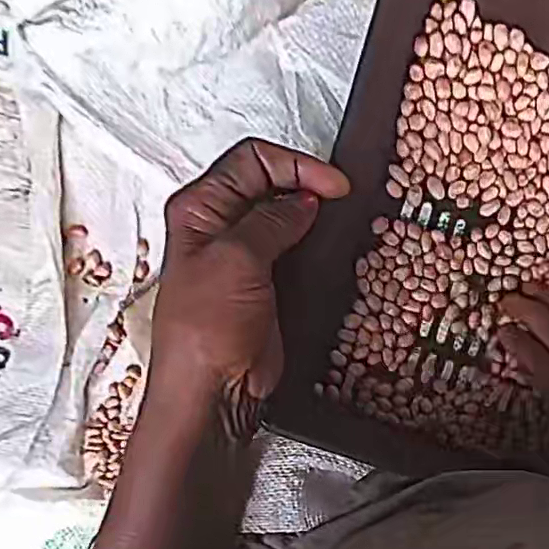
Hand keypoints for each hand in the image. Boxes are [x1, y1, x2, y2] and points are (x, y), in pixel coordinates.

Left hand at [152, 138, 350, 406]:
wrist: (215, 385)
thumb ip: (272, 222)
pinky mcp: (270, 286)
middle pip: (270, 185)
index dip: (296, 166)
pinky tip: (336, 249)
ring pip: (286, 220)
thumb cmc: (209, 325)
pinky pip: (296, 253)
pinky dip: (317, 246)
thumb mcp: (237, 260)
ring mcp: (248, 258)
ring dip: (316, 216)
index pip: (252, 163)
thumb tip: (306, 200)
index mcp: (201, 208)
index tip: (336, 186)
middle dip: (308, 183)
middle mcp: (222, 227)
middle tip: (346, 197)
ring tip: (347, 220)